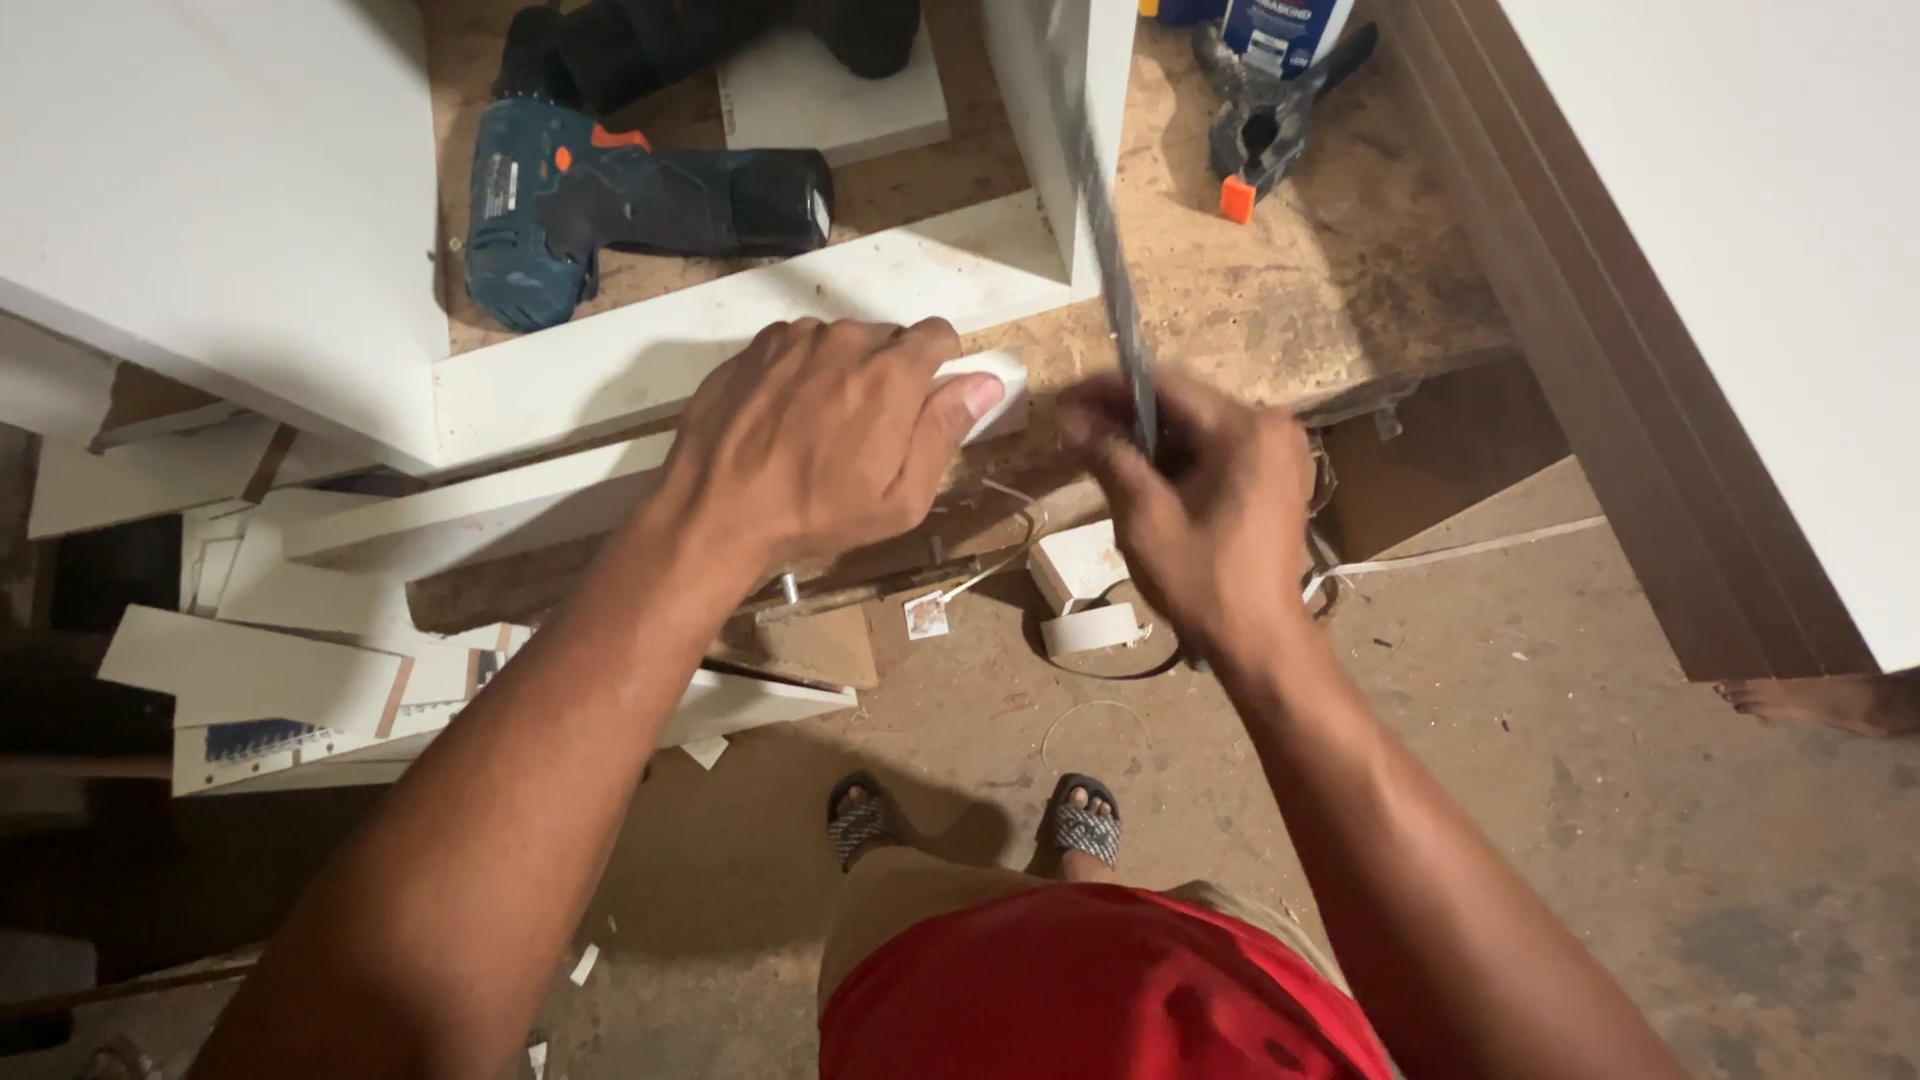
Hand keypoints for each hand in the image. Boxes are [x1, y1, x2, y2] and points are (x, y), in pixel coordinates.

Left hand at [650, 317, 1004, 576]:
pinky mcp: (754, 347)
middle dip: (892, 373)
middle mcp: (845, 338)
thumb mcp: (902, 496)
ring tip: (821, 425)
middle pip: (888, 338)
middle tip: (870, 429)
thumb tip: (986, 382)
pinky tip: (785, 416)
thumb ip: (946, 430)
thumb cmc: (819, 513)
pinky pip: (798, 347)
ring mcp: (794, 338)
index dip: (940, 364)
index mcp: (892, 372)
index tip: (924, 401)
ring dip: (845, 371)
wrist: (716, 511)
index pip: (938, 334)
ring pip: (841, 342)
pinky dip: (803, 371)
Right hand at [1057, 368, 1314, 663]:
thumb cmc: (1202, 580)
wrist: (1259, 638)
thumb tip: (1069, 418)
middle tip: (1074, 428)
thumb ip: (1109, 457)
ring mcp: (1276, 451)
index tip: (1065, 399)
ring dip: (1147, 437)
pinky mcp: (1272, 475)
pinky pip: (1213, 449)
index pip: (1166, 385)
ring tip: (1095, 451)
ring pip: (1195, 427)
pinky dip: (1174, 457)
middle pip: (1183, 403)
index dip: (1108, 387)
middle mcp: (1270, 426)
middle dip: (1124, 414)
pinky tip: (1137, 472)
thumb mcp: (1145, 517)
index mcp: (1245, 429)